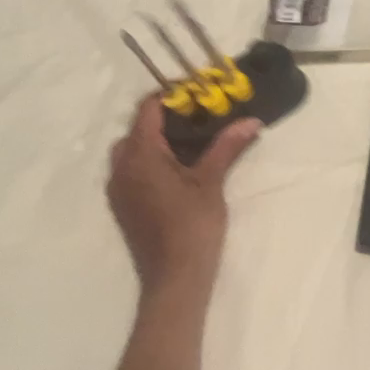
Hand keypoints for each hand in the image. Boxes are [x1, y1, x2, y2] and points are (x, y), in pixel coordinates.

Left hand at [107, 95, 260, 299]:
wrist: (174, 279)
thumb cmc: (192, 226)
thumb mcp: (212, 182)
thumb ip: (227, 147)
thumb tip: (251, 120)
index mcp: (140, 157)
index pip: (146, 111)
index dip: (169, 96)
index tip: (196, 91)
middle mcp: (120, 170)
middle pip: (135, 130)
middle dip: (161, 119)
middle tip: (197, 117)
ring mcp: (118, 191)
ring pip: (130, 152)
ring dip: (153, 141)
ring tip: (190, 142)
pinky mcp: (123, 207)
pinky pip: (131, 171)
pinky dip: (149, 162)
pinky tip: (178, 171)